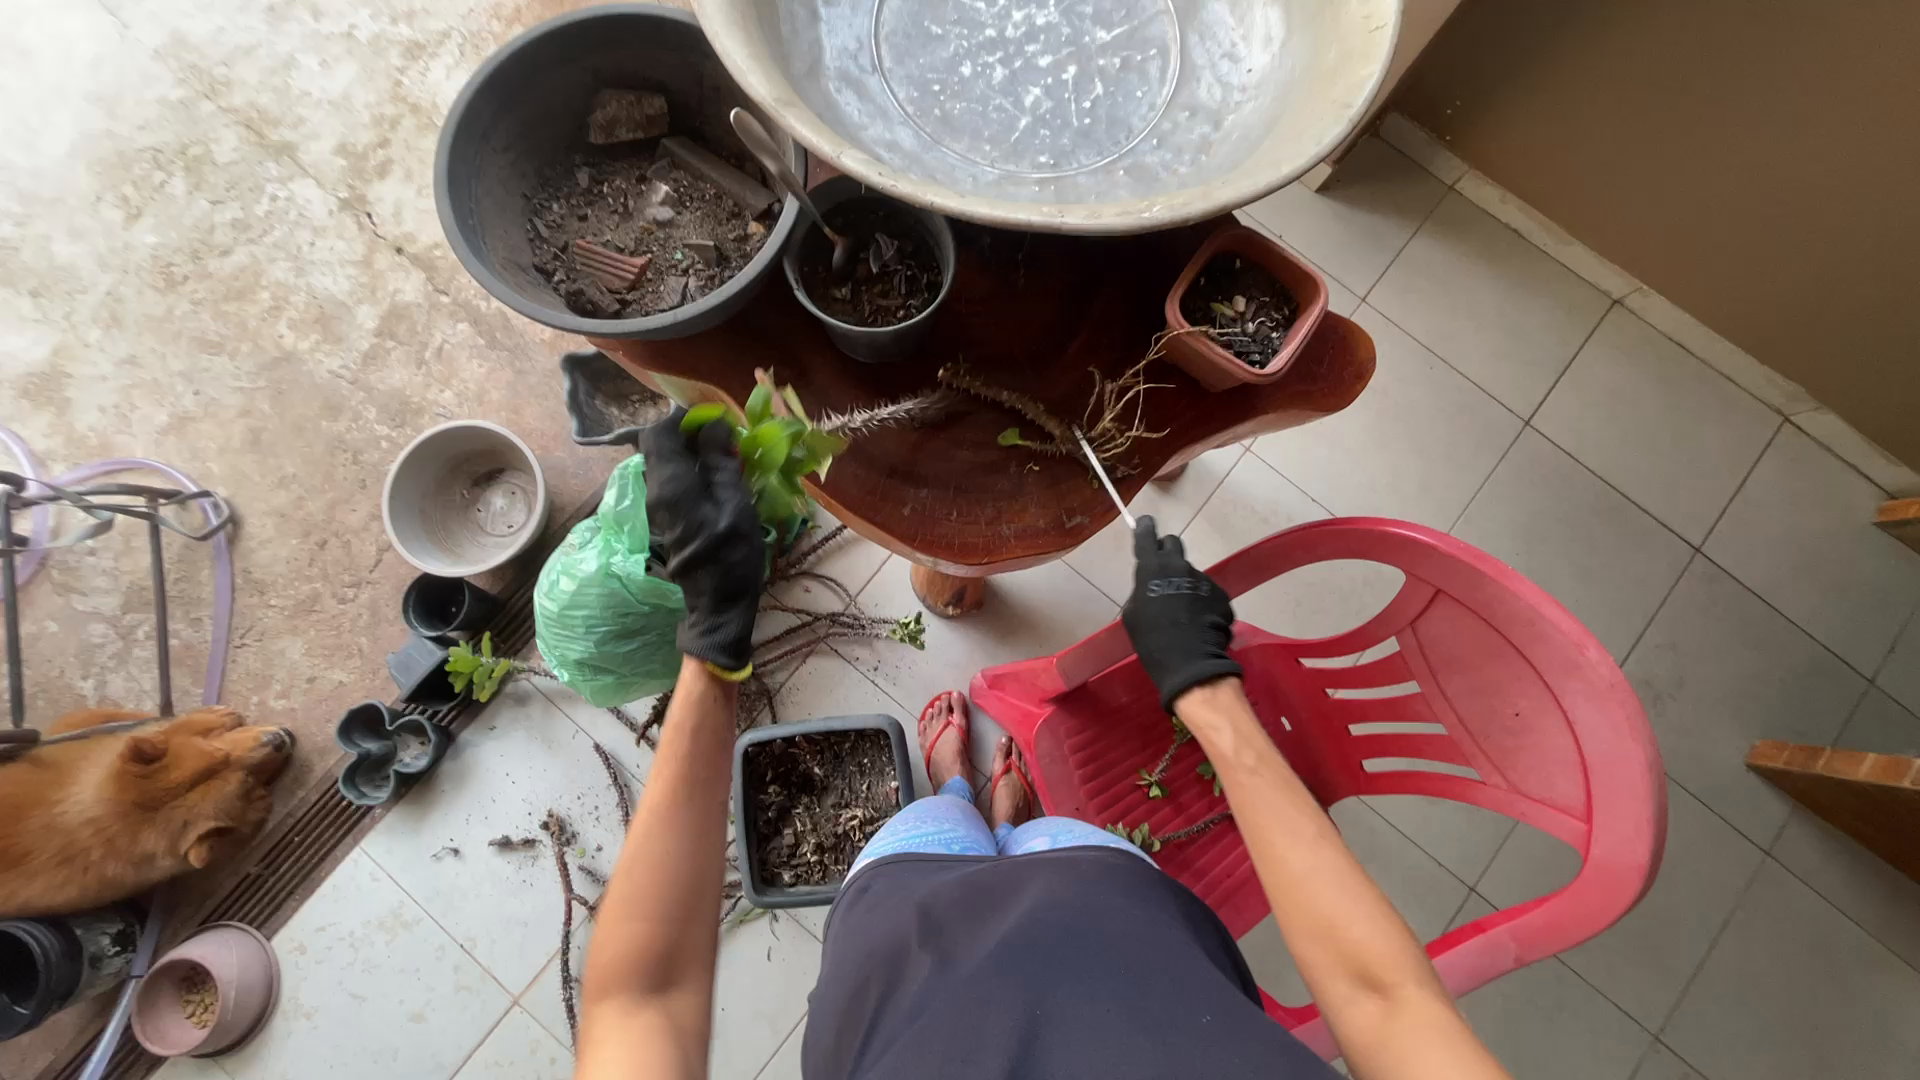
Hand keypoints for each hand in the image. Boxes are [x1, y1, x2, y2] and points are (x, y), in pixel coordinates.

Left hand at [644, 409, 765, 674]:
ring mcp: (656, 507)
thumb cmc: (731, 552)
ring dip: (694, 455)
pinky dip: (693, 473)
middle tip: (727, 441)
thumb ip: (720, 460)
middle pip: (660, 446)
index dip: (685, 419)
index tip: (717, 422)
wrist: (718, 602)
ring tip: (727, 460)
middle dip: (692, 435)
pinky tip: (719, 482)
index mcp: (668, 483)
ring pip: (667, 464)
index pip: (658, 431)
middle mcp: (653, 491)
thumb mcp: (734, 501)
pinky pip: (673, 482)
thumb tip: (714, 425)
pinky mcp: (666, 518)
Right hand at [1121, 515, 1241, 710]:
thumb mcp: (1133, 613)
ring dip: (1185, 584)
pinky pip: (1208, 592)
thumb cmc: (1150, 638)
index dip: (1145, 528)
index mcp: (1152, 568)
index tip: (1145, 524)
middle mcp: (1179, 566)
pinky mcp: (1221, 594)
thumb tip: (1151, 587)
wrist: (1188, 660)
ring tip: (1183, 613)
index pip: (1146, 536)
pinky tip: (1199, 623)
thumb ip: (1141, 590)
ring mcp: (1203, 578)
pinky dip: (1202, 602)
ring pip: (1191, 573)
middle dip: (1167, 553)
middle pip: (1173, 544)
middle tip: (1163, 572)